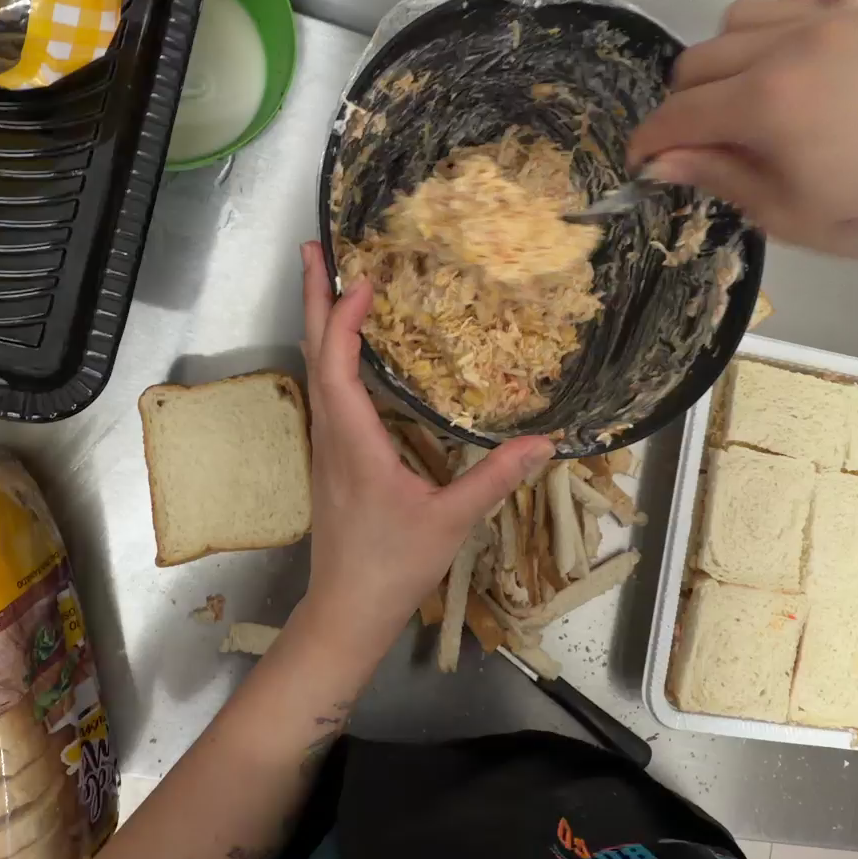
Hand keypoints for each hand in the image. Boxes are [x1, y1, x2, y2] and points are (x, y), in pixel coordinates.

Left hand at [295, 241, 554, 650]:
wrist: (347, 608)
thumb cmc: (394, 565)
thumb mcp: (451, 521)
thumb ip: (496, 478)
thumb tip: (545, 441)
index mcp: (354, 443)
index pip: (337, 366)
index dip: (346, 319)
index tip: (363, 279)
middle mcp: (331, 435)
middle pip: (313, 355)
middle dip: (312, 299)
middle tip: (314, 250)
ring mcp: (325, 446)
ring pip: (314, 372)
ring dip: (319, 324)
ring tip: (331, 285)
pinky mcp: (331, 458)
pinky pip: (324, 392)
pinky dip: (330, 355)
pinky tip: (348, 352)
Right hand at [627, 0, 857, 261]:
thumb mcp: (785, 214)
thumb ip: (717, 176)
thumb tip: (660, 163)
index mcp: (766, 101)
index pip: (678, 113)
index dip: (649, 142)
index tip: (641, 164)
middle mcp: (792, 45)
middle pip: (698, 61)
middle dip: (684, 107)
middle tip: (701, 147)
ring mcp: (836, 18)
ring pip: (742, 19)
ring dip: (728, 60)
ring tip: (747, 101)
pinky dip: (793, 6)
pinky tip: (798, 43)